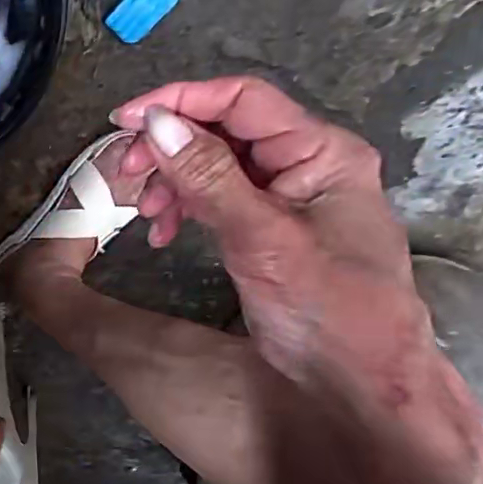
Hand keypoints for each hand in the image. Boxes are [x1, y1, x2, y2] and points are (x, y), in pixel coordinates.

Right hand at [109, 78, 431, 400]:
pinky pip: (216, 199)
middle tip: (126, 175)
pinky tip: (163, 234)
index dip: (178, 101)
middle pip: (223, 130)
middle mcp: (305, 164)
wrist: (360, 383)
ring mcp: (286, 197)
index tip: (122, 121)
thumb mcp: (262, 239)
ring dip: (171, 181)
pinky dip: (183, 209)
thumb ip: (209, 177)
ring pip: (213, 165)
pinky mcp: (268, 228)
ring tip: (147, 216)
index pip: (241, 100)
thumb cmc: (326, 310)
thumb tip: (156, 122)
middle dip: (169, 147)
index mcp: (320, 153)